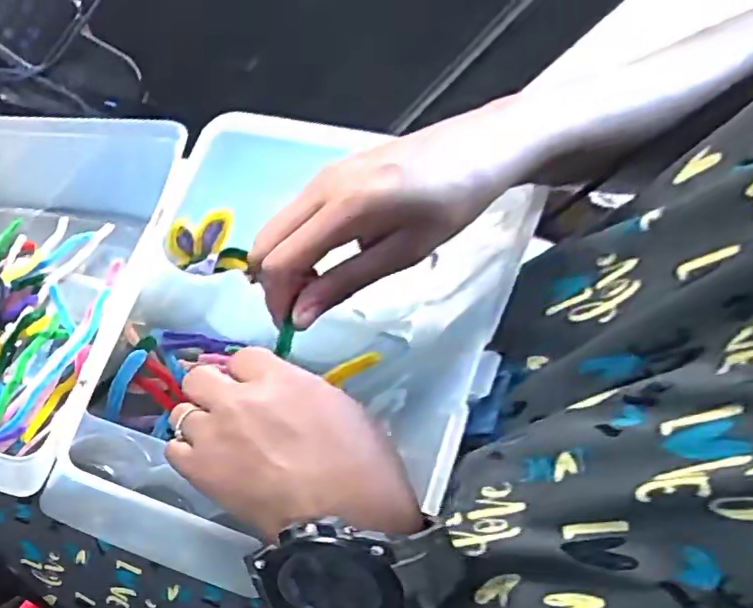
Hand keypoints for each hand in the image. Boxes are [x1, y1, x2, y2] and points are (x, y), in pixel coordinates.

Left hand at [164, 349, 421, 541]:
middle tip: (221, 410)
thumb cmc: (357, 465)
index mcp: (278, 380)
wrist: (334, 514)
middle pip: (197, 378)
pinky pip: (172, 448)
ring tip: (213, 441)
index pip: (241, 357)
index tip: (248, 388)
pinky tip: (202, 462)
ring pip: (180, 413)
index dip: (242, 373)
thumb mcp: (338, 407)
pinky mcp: (194, 466)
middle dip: (207, 390)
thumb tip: (277, 396)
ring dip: (194, 423)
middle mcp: (236, 400)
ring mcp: (210, 433)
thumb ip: (297, 392)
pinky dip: (183, 452)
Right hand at [249, 99, 533, 328]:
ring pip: (269, 236)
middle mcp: (322, 188)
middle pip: (263, 249)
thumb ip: (344, 284)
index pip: (281, 262)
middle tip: (298, 306)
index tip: (293, 322)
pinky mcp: (322, 177)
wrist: (489, 140)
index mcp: (347, 206)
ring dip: (278, 268)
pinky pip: (285, 222)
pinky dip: (288, 248)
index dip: (278, 299)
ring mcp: (319, 179)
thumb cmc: (456, 199)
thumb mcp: (405, 252)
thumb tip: (298, 319)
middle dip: (271, 285)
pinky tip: (317, 259)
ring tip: (310, 284)